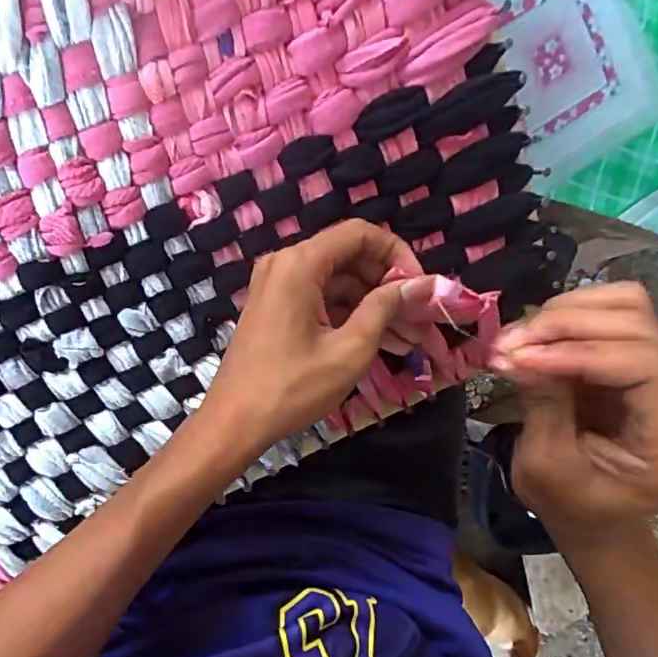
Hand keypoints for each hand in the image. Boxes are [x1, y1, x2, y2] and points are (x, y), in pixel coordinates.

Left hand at [197, 219, 419, 453]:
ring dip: (376, 306)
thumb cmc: (291, 387)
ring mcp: (278, 287)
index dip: (397, 253)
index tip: (420, 286)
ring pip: (340, 283)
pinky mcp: (277, 308)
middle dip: (390, 286)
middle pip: (350, 258)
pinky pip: (322, 300)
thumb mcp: (349, 349)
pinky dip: (352, 317)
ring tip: (412, 339)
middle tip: (422, 318)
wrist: (234, 422)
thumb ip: (386, 308)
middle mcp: (286, 265)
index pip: (360, 234)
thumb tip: (421, 284)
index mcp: (299, 263)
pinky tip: (384, 343)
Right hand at [489, 282, 657, 537]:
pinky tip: (534, 335)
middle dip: (567, 325)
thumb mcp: (548, 468)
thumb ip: (543, 405)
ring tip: (518, 336)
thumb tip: (515, 351)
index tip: (520, 357)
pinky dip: (568, 316)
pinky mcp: (638, 362)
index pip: (645, 365)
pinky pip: (611, 317)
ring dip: (566, 313)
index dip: (579, 351)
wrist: (595, 521)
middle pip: (638, 326)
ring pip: (628, 307)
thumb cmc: (573, 509)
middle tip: (509, 342)